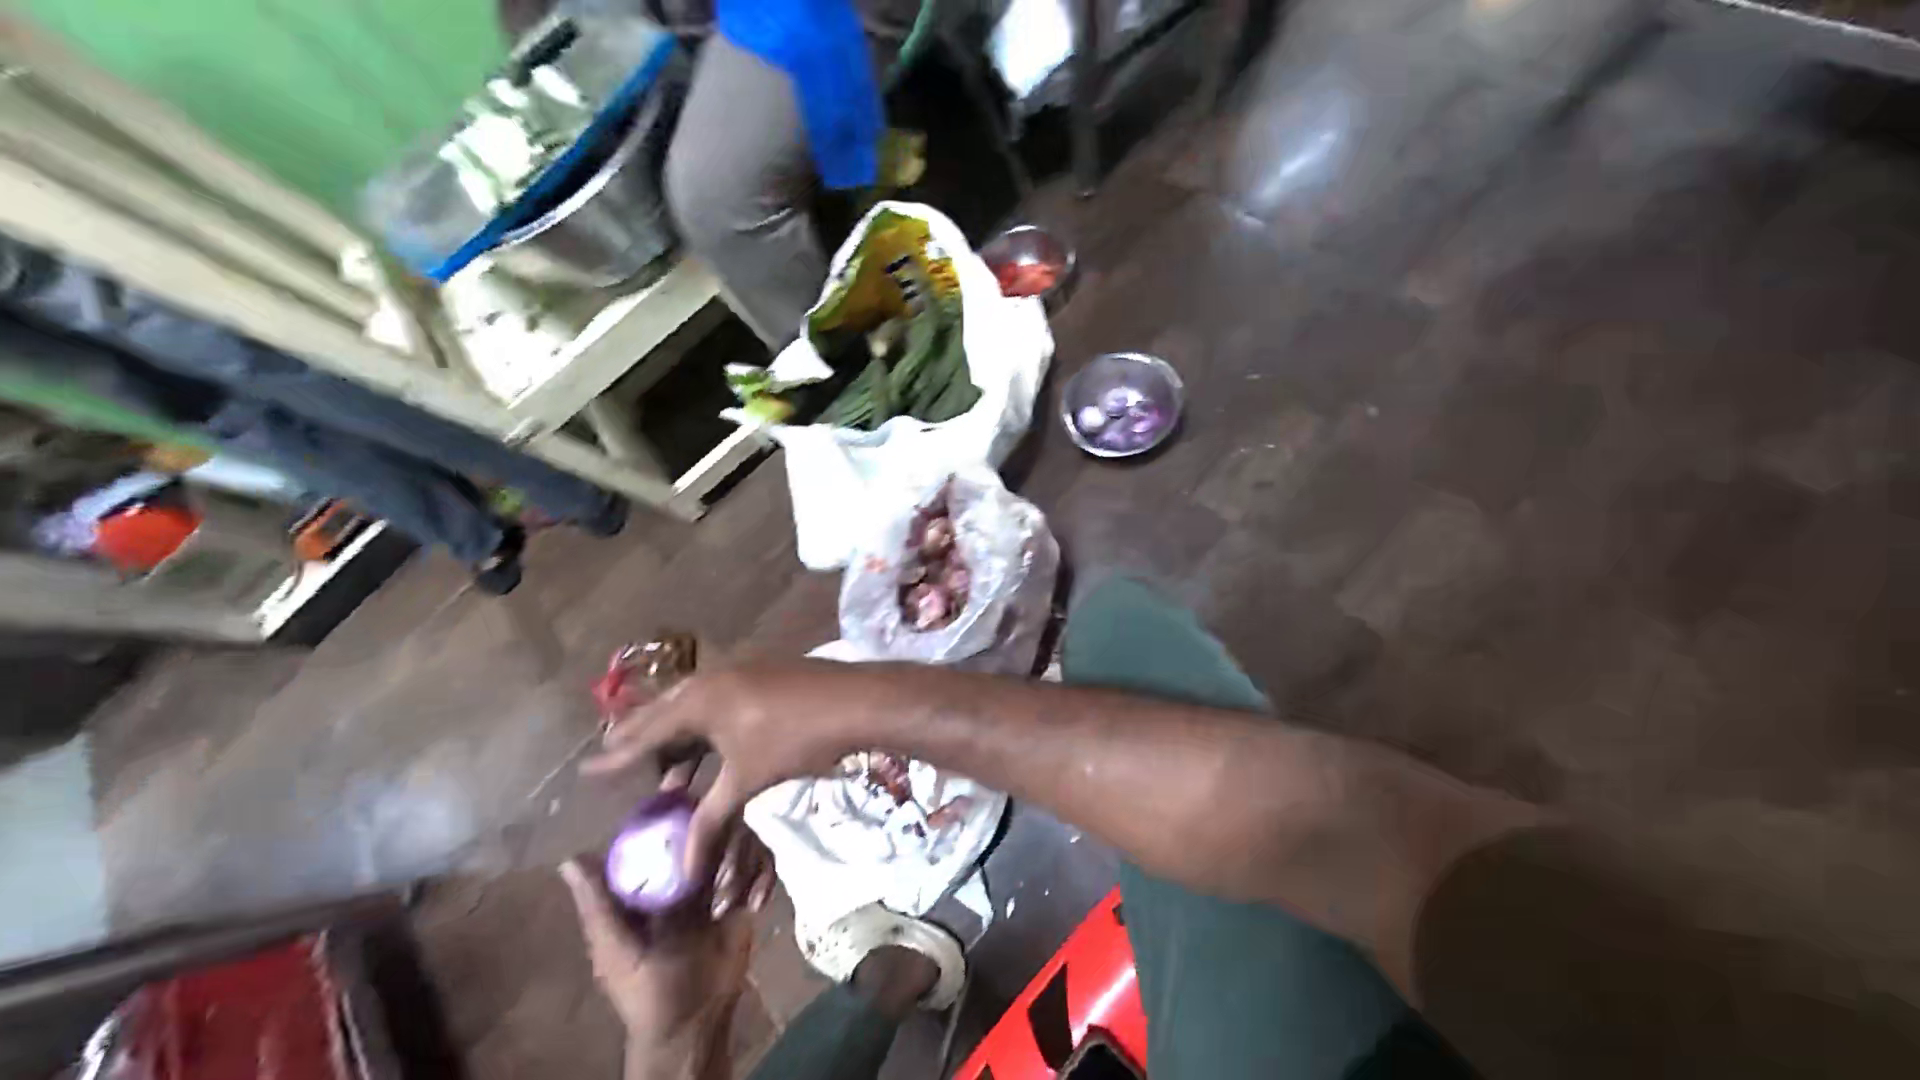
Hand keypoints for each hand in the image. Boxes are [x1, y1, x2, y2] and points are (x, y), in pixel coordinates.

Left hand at [558, 826, 775, 1073]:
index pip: (667, 826)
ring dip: (741, 861)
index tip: (683, 783)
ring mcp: (723, 877)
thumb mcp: (615, 950)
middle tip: (725, 831)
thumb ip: (598, 905)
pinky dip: (763, 875)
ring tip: (728, 898)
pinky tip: (754, 901)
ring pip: (742, 837)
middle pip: (712, 821)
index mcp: (657, 876)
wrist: (692, 1025)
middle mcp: (692, 867)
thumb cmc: (644, 990)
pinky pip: (765, 862)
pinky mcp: (750, 891)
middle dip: (721, 828)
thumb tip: (569, 859)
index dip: (674, 804)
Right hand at [584, 662, 901, 879]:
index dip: (617, 755)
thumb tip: (683, 871)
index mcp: (699, 699)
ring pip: (694, 707)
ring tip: (666, 772)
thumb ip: (711, 820)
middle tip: (614, 759)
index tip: (585, 769)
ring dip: (679, 738)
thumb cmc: (795, 737)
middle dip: (642, 738)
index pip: (646, 732)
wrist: (854, 700)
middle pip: (665, 712)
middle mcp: (712, 678)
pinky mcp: (761, 675)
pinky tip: (709, 751)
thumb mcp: (748, 778)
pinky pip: (718, 702)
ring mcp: (739, 672)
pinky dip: (706, 728)